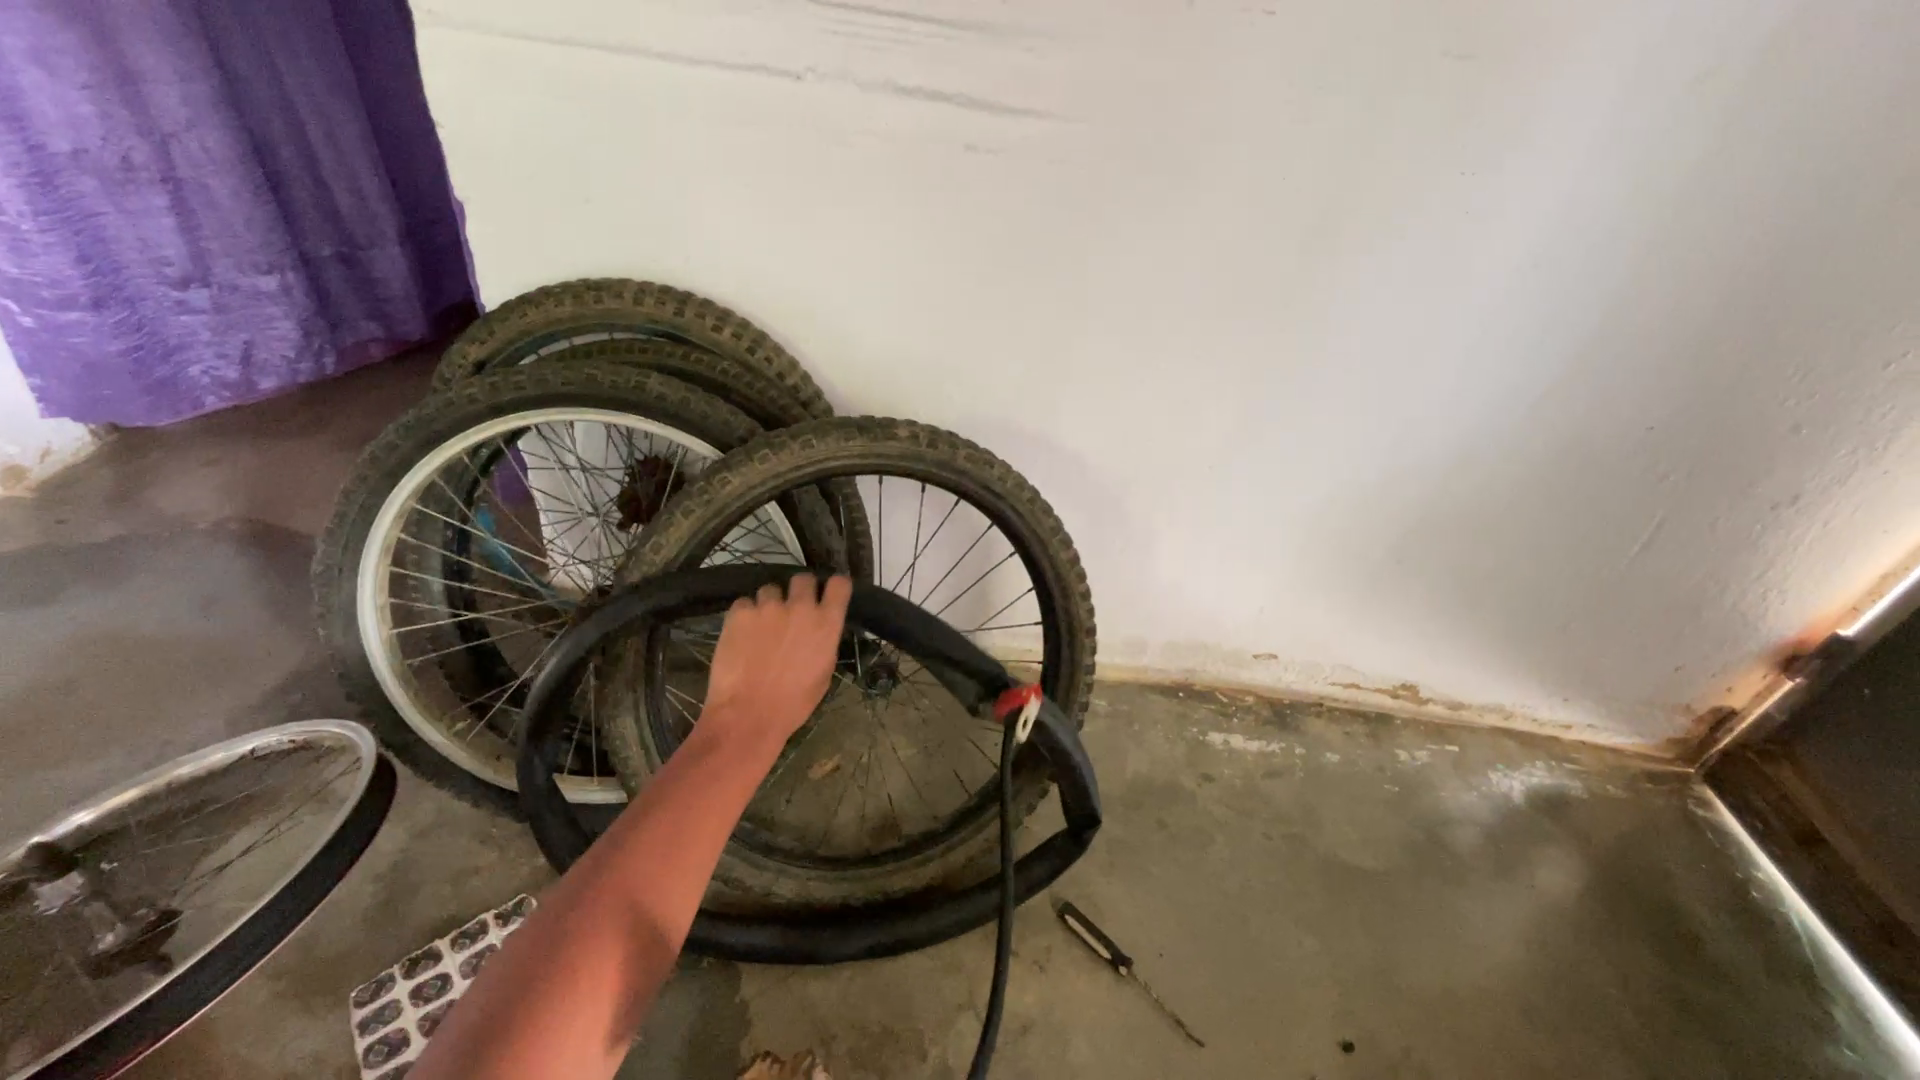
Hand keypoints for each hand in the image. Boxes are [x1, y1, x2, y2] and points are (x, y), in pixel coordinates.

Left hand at [697, 573, 852, 755]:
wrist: (748, 714)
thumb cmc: (793, 703)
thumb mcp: (823, 673)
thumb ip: (823, 642)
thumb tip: (817, 631)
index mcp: (826, 623)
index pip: (839, 584)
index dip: (833, 587)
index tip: (828, 594)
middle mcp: (800, 607)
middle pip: (803, 579)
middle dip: (798, 590)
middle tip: (791, 610)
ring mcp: (768, 606)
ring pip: (769, 590)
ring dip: (768, 604)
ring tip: (760, 628)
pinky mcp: (739, 612)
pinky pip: (744, 604)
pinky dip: (744, 616)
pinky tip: (741, 636)